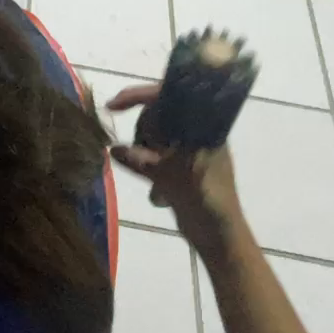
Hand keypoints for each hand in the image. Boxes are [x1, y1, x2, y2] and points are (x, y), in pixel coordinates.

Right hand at [107, 83, 245, 254]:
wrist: (220, 237)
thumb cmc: (205, 202)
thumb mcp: (170, 178)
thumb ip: (141, 161)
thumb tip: (113, 149)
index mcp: (203, 127)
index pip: (169, 96)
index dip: (139, 95)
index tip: (113, 105)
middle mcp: (197, 132)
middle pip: (158, 114)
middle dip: (142, 130)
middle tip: (136, 151)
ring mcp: (190, 148)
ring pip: (155, 134)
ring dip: (143, 149)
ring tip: (146, 172)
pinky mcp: (183, 165)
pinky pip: (156, 152)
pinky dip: (146, 161)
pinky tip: (152, 184)